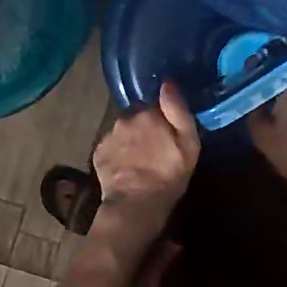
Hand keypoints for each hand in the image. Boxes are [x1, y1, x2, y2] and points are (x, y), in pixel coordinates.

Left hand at [90, 81, 200, 241]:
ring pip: (123, 133)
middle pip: (137, 119)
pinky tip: (126, 169)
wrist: (136, 203)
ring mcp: (109, 136)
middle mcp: (125, 118)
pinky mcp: (98, 153)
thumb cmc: (169, 175)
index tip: (169, 136)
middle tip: (154, 152)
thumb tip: (167, 83)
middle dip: (145, 130)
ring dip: (130, 142)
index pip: (156, 108)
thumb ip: (179, 111)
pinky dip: (118, 155)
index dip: (164, 121)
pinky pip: (111, 148)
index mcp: (148, 113)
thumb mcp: (188, 144)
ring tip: (139, 163)